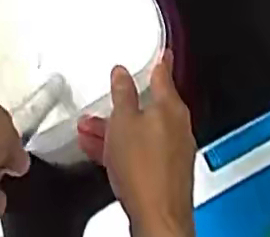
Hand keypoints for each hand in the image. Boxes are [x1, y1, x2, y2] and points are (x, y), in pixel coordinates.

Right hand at [77, 51, 194, 236]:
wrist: (158, 221)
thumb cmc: (146, 172)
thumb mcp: (122, 121)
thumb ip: (121, 93)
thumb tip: (121, 73)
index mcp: (171, 107)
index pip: (164, 73)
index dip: (160, 59)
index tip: (163, 51)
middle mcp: (177, 127)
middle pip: (150, 105)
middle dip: (125, 103)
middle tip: (111, 96)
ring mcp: (174, 152)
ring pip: (143, 130)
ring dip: (119, 128)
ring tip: (92, 129)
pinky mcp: (167, 175)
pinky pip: (143, 151)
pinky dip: (125, 148)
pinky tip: (103, 151)